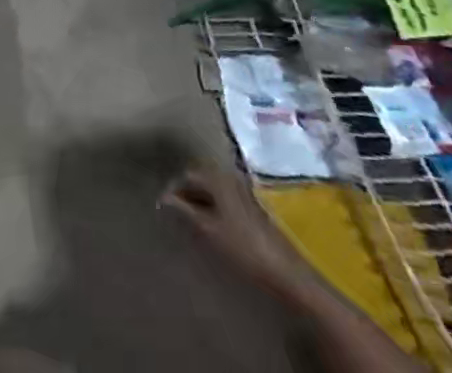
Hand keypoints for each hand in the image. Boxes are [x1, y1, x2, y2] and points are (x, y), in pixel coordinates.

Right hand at [159, 166, 312, 294]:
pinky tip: (210, 224)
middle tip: (173, 210)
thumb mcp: (206, 228)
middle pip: (202, 180)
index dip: (173, 189)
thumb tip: (162, 197)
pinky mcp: (256, 211)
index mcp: (220, 180)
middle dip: (186, 192)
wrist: (288, 275)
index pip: (187, 175)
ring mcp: (247, 195)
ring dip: (200, 200)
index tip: (162, 204)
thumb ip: (182, 209)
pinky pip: (227, 200)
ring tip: (189, 218)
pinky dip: (214, 207)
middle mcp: (234, 181)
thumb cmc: (243, 248)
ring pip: (215, 191)